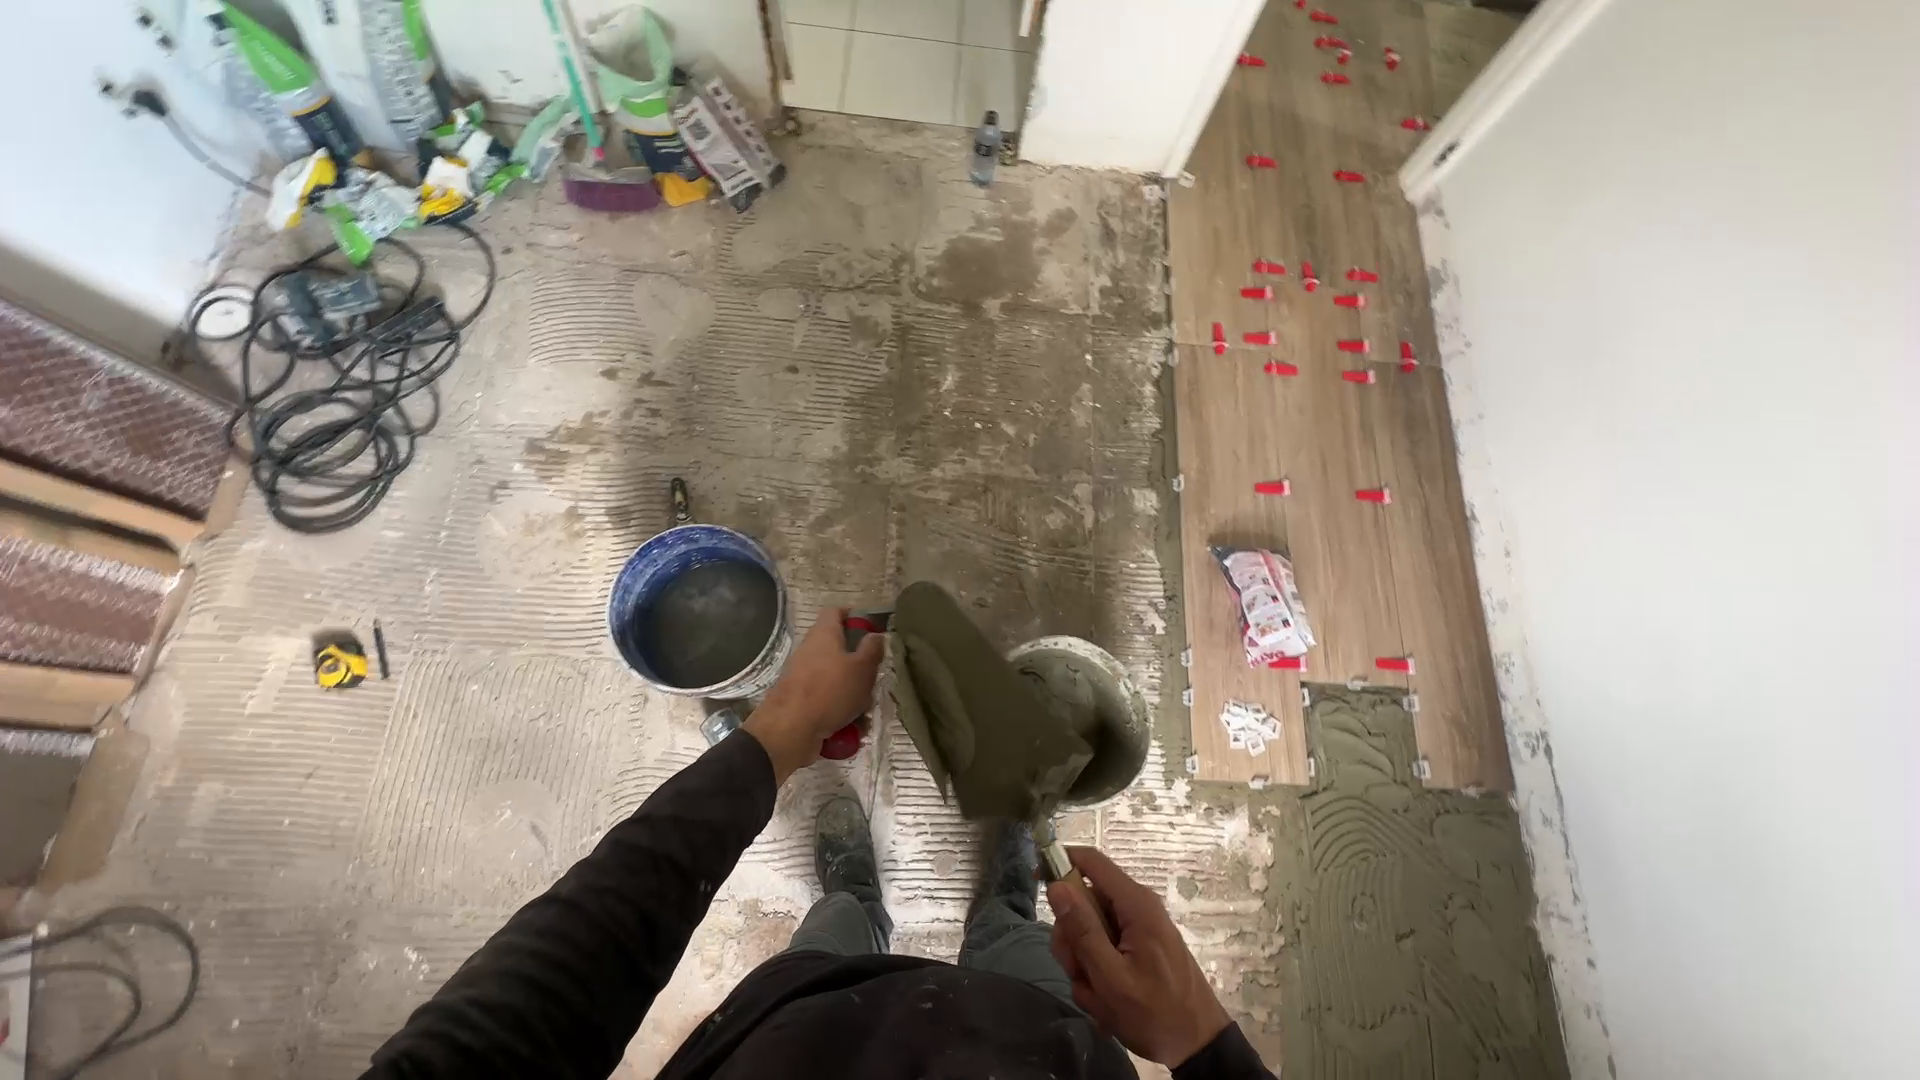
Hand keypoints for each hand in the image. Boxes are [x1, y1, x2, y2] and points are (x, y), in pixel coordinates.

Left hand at [744, 608, 883, 783]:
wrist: (790, 730)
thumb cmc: (830, 691)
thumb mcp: (862, 668)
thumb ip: (872, 650)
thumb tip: (876, 635)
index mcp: (824, 634)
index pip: (837, 612)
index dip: (855, 616)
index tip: (872, 630)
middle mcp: (811, 651)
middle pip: (840, 649)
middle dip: (860, 665)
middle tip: (875, 678)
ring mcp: (804, 677)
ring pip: (836, 678)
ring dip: (854, 693)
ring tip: (868, 711)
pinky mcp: (802, 701)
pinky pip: (828, 700)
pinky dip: (842, 711)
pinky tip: (856, 728)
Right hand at [1047, 846, 1231, 1066]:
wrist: (1199, 1046)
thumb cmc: (1157, 1014)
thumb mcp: (1112, 978)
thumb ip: (1083, 931)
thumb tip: (1056, 886)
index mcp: (1135, 904)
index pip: (1090, 860)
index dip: (1059, 863)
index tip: (1037, 883)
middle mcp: (1136, 906)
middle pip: (1084, 900)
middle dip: (1072, 937)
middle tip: (1078, 972)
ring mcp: (1138, 926)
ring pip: (1090, 926)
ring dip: (1083, 962)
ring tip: (1097, 995)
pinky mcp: (1138, 944)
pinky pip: (1104, 945)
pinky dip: (1097, 971)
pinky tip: (1107, 1000)